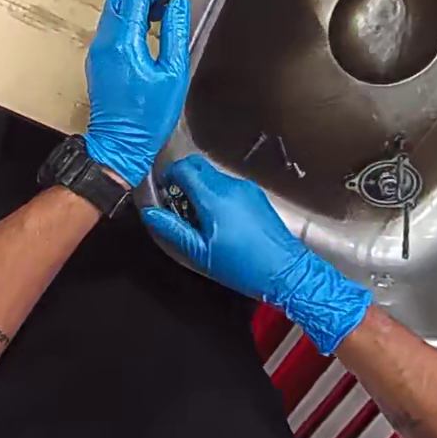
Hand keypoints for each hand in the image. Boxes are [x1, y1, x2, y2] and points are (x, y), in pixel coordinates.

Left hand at [83, 0, 191, 186]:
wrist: (120, 145)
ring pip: (113, 11)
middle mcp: (105, 43)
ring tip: (160, 13)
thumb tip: (178, 6)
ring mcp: (97, 52)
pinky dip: (128, 19)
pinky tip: (146, 31)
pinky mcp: (97, 60)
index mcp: (124, 43)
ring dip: (136, 4)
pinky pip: (110, 27)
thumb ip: (175, 33)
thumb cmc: (149, 116)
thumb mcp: (174, 73)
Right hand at [143, 155, 370, 353]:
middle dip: (183, 180)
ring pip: (214, 176)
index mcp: (214, 196)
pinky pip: (229, 185)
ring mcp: (246, 188)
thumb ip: (172, 230)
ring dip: (201, 189)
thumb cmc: (242, 266)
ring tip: (200, 220)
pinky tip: (220, 221)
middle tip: (179, 206)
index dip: (169, 176)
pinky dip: (217, 195)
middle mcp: (231, 185)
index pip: (184, 167)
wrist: (286, 271)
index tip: (165, 195)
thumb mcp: (199, 253)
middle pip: (198, 166)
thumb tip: (150, 213)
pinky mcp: (256, 195)